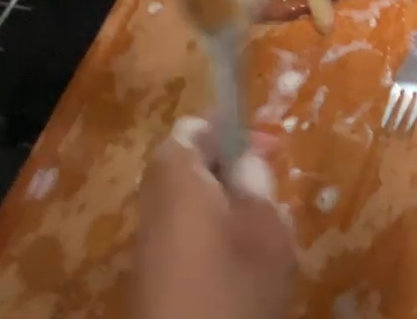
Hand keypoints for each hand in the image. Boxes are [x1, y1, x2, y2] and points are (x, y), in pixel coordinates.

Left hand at [130, 117, 295, 318]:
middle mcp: (154, 210)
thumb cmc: (234, 290)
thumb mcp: (265, 227)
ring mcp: (149, 248)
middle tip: (267, 172)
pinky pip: (182, 231)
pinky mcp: (154, 281)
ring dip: (221, 195)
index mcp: (178, 186)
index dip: (226, 125)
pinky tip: (245, 252)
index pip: (189, 131)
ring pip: (184, 199)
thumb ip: (256, 182)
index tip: (264, 139)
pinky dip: (212, 227)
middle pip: (182, 164)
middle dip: (225, 161)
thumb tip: (246, 160)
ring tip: (263, 216)